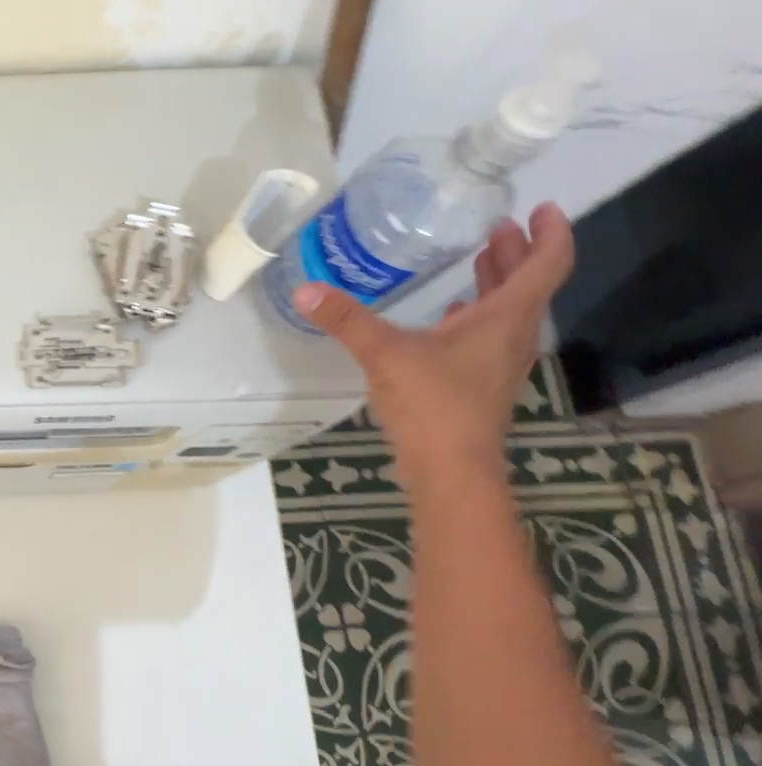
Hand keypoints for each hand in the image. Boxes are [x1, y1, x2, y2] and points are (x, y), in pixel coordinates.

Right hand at [293, 202, 575, 482]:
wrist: (449, 465)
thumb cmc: (432, 402)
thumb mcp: (384, 354)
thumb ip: (348, 321)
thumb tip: (306, 289)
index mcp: (507, 317)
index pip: (548, 262)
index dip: (550, 232)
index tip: (539, 209)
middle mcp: (514, 334)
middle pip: (528, 284)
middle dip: (515, 254)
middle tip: (499, 230)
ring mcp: (501, 362)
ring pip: (510, 311)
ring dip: (497, 285)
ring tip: (478, 264)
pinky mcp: (482, 384)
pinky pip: (489, 338)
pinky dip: (476, 318)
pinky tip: (447, 321)